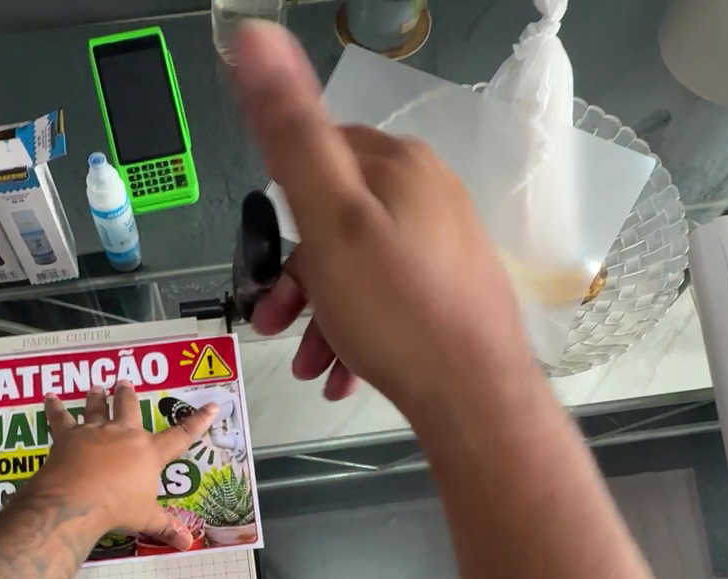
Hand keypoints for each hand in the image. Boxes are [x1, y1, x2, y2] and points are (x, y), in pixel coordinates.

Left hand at [30, 382, 216, 548]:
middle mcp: (124, 434)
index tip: (211, 406)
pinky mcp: (68, 437)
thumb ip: (166, 527)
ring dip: (97, 397)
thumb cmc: (117, 509)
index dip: (198, 422)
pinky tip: (50, 399)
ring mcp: (95, 432)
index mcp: (149, 453)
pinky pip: (60, 418)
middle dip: (128, 395)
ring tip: (96, 387)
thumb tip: (188, 544)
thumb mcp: (145, 519)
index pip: (180, 435)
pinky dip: (55, 408)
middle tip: (125, 382)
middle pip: (129, 408)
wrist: (77, 501)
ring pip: (97, 408)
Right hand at [229, 22, 535, 411]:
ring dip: (326, 319)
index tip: (267, 267)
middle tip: (274, 326)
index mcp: (400, 166)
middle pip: (340, 224)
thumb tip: (256, 36)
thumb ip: (291, 134)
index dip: (285, 213)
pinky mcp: (454, 293)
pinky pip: (392, 302)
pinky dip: (361, 335)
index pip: (323, 157)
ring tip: (312, 367)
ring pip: (362, 272)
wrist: (472, 393)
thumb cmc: (394, 310)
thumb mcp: (329, 221)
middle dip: (300, 282)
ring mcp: (446, 247)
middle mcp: (430, 195)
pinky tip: (345, 375)